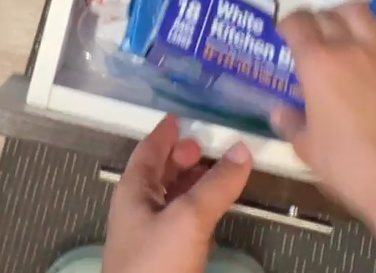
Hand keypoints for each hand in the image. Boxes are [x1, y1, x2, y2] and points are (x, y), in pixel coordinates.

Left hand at [103, 115, 252, 272]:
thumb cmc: (157, 265)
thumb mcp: (189, 218)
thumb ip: (216, 184)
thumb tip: (242, 149)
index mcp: (133, 191)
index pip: (147, 150)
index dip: (164, 133)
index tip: (180, 117)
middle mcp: (137, 210)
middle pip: (158, 174)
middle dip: (181, 158)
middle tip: (206, 144)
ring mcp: (148, 239)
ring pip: (170, 200)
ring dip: (191, 184)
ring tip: (217, 173)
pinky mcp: (164, 264)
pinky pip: (179, 224)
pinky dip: (196, 210)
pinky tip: (213, 213)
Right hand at [276, 3, 375, 272]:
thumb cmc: (348, 166)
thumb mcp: (307, 149)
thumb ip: (290, 123)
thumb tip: (280, 111)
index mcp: (317, 63)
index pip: (297, 22)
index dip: (287, 24)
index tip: (285, 34)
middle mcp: (347, 47)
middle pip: (326, 14)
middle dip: (313, 21)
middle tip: (310, 37)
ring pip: (360, 12)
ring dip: (345, 15)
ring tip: (342, 29)